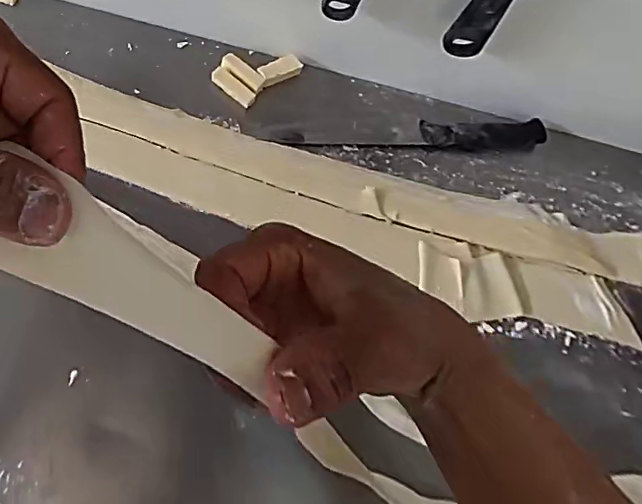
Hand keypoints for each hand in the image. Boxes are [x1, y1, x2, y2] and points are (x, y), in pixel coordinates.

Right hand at [194, 223, 484, 427]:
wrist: (427, 351)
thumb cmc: (405, 326)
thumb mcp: (370, 346)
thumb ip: (325, 369)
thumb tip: (279, 386)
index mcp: (282, 247)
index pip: (220, 272)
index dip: (220, 312)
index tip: (239, 354)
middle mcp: (266, 270)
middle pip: (213, 304)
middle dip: (228, 347)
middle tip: (260, 380)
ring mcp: (266, 303)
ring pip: (221, 334)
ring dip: (239, 370)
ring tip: (280, 389)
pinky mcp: (270, 334)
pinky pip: (237, 357)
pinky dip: (251, 381)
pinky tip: (282, 393)